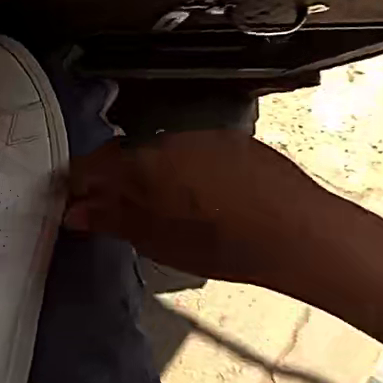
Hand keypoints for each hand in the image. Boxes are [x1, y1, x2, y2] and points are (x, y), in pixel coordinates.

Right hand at [64, 129, 382, 290]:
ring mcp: (203, 136)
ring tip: (161, 204)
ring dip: (148, 172)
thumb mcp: (159, 241)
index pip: (90, 165)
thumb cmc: (226, 245)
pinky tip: (199, 195)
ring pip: (157, 150)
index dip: (78, 184)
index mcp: (143, 162)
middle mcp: (167, 139)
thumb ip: (111, 220)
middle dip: (114, 179)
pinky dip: (181, 168)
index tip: (76, 202)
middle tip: (116, 208)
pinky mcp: (233, 140)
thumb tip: (74, 212)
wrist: (308, 236)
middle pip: (123, 155)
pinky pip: (190, 149)